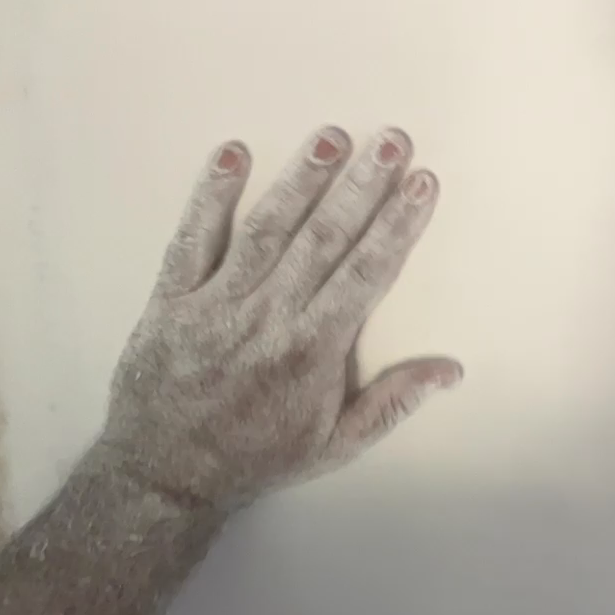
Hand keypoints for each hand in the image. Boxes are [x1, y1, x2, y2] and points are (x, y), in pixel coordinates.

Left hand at [97, 126, 461, 512]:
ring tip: (330, 137)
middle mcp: (269, 315)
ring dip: (301, 180)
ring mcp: (216, 302)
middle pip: (324, 238)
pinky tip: (231, 153)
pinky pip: (190, 239)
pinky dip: (210, 196)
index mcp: (314, 348)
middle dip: (362, 185)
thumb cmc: (262, 456)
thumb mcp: (339, 445)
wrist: (163, 477)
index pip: (367, 272)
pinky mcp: (172, 298)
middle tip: (390, 139)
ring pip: (266, 229)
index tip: (422, 183)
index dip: (398, 224)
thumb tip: (452, 370)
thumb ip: (395, 403)